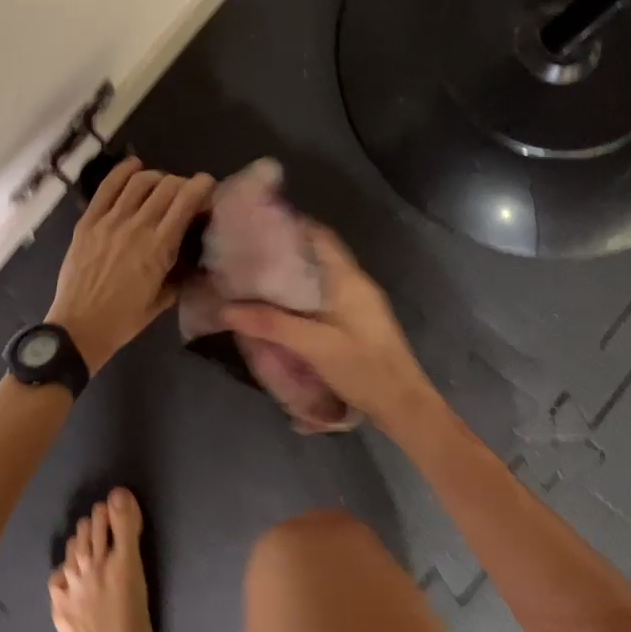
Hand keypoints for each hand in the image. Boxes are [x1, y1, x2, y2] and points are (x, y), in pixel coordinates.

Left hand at [48, 157, 214, 372]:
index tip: (208, 187)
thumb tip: (193, 253)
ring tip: (161, 185)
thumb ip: (180, 271)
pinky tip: (133, 166)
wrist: (79, 327)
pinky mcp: (88, 221)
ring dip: (157, 177)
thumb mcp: (164, 298)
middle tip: (185, 193)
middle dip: (183, 183)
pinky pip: (107, 187)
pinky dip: (123, 171)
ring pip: (140, 181)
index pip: (186, 201)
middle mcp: (137, 226)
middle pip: (167, 186)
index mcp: (159, 247)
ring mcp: (109, 221)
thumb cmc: (125, 319)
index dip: (202, 187)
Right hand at [221, 224, 439, 429]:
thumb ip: (272, 325)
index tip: (258, 227)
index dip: (291, 226)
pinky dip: (300, 296)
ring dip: (291, 276)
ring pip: (319, 278)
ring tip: (255, 279)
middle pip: (317, 255)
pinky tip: (279, 309)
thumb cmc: (363, 368)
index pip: (320, 236)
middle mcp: (356, 284)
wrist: (403, 405)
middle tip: (247, 255)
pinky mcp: (357, 322)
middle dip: (284, 253)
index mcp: (349, 279)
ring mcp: (359, 303)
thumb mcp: (314, 346)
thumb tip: (226, 308)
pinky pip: (323, 297)